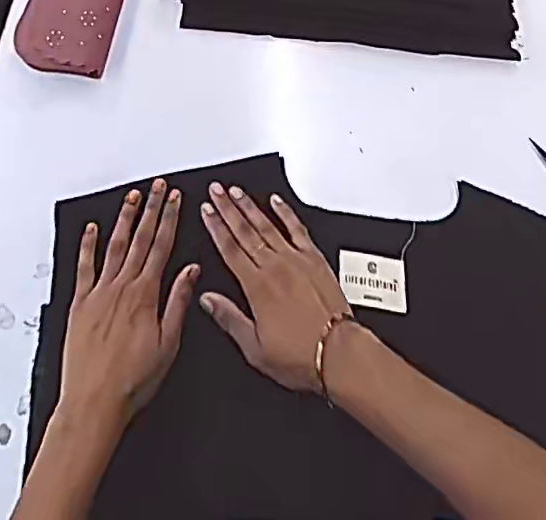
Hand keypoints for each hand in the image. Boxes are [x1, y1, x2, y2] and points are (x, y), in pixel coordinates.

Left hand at [57, 179, 199, 430]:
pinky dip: (88, 245)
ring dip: (125, 219)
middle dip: (151, 209)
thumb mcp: (168, 344)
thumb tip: (190, 272)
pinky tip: (91, 228)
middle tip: (157, 187)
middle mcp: (121, 287)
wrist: (94, 402)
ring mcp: (99, 292)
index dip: (169, 219)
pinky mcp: (80, 303)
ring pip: (115, 245)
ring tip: (132, 198)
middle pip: (141, 238)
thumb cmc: (132, 380)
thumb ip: (178, 302)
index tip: (175, 199)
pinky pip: (84, 267)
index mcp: (145, 294)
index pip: (161, 246)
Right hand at [199, 182, 351, 392]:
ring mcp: (296, 260)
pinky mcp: (315, 259)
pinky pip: (297, 228)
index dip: (215, 227)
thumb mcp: (255, 348)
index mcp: (257, 287)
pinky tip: (276, 201)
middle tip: (216, 189)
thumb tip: (208, 300)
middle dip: (227, 207)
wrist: (339, 353)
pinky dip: (285, 212)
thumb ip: (229, 318)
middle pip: (244, 230)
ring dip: (249, 206)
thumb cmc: (300, 356)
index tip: (206, 210)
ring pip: (267, 225)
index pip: (229, 248)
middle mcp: (275, 267)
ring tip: (236, 191)